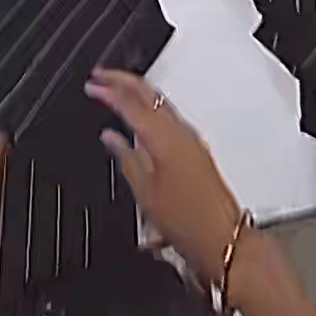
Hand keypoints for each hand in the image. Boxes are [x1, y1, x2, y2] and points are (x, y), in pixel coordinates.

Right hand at [85, 68, 242, 281]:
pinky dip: (148, 104)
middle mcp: (178, 129)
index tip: (90, 84)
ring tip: (115, 88)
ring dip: (135, 89)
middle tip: (99, 75)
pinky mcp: (194, 146)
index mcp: (161, 136)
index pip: (128, 100)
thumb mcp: (145, 193)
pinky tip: (139, 114)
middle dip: (120, 78)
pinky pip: (167, 113)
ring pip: (158, 98)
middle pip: (146, 89)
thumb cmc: (188, 222)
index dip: (106, 89)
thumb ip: (125, 158)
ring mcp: (189, 136)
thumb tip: (110, 137)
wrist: (225, 241)